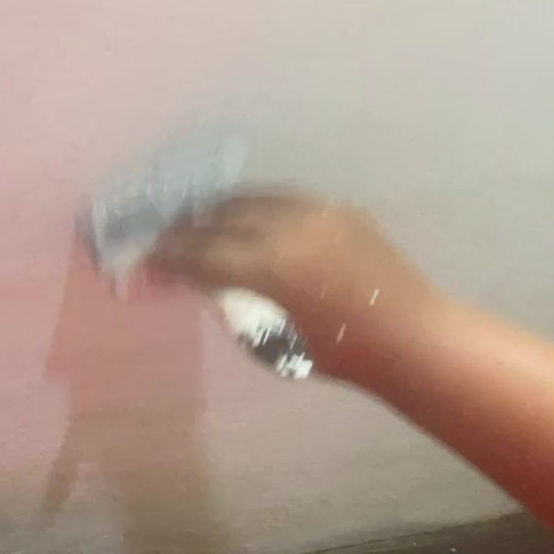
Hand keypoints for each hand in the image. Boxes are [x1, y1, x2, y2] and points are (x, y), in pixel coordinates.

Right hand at [148, 192, 439, 376]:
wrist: (407, 337)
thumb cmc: (334, 353)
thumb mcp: (267, 339)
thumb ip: (232, 303)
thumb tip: (204, 283)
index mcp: (267, 267)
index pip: (199, 254)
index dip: (166, 258)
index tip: (145, 262)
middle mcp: (287, 228)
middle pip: (218, 218)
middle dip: (183, 229)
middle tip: (161, 241)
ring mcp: (315, 213)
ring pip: (249, 199)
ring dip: (214, 211)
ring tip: (194, 223)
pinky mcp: (336, 210)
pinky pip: (280, 199)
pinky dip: (250, 208)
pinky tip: (240, 219)